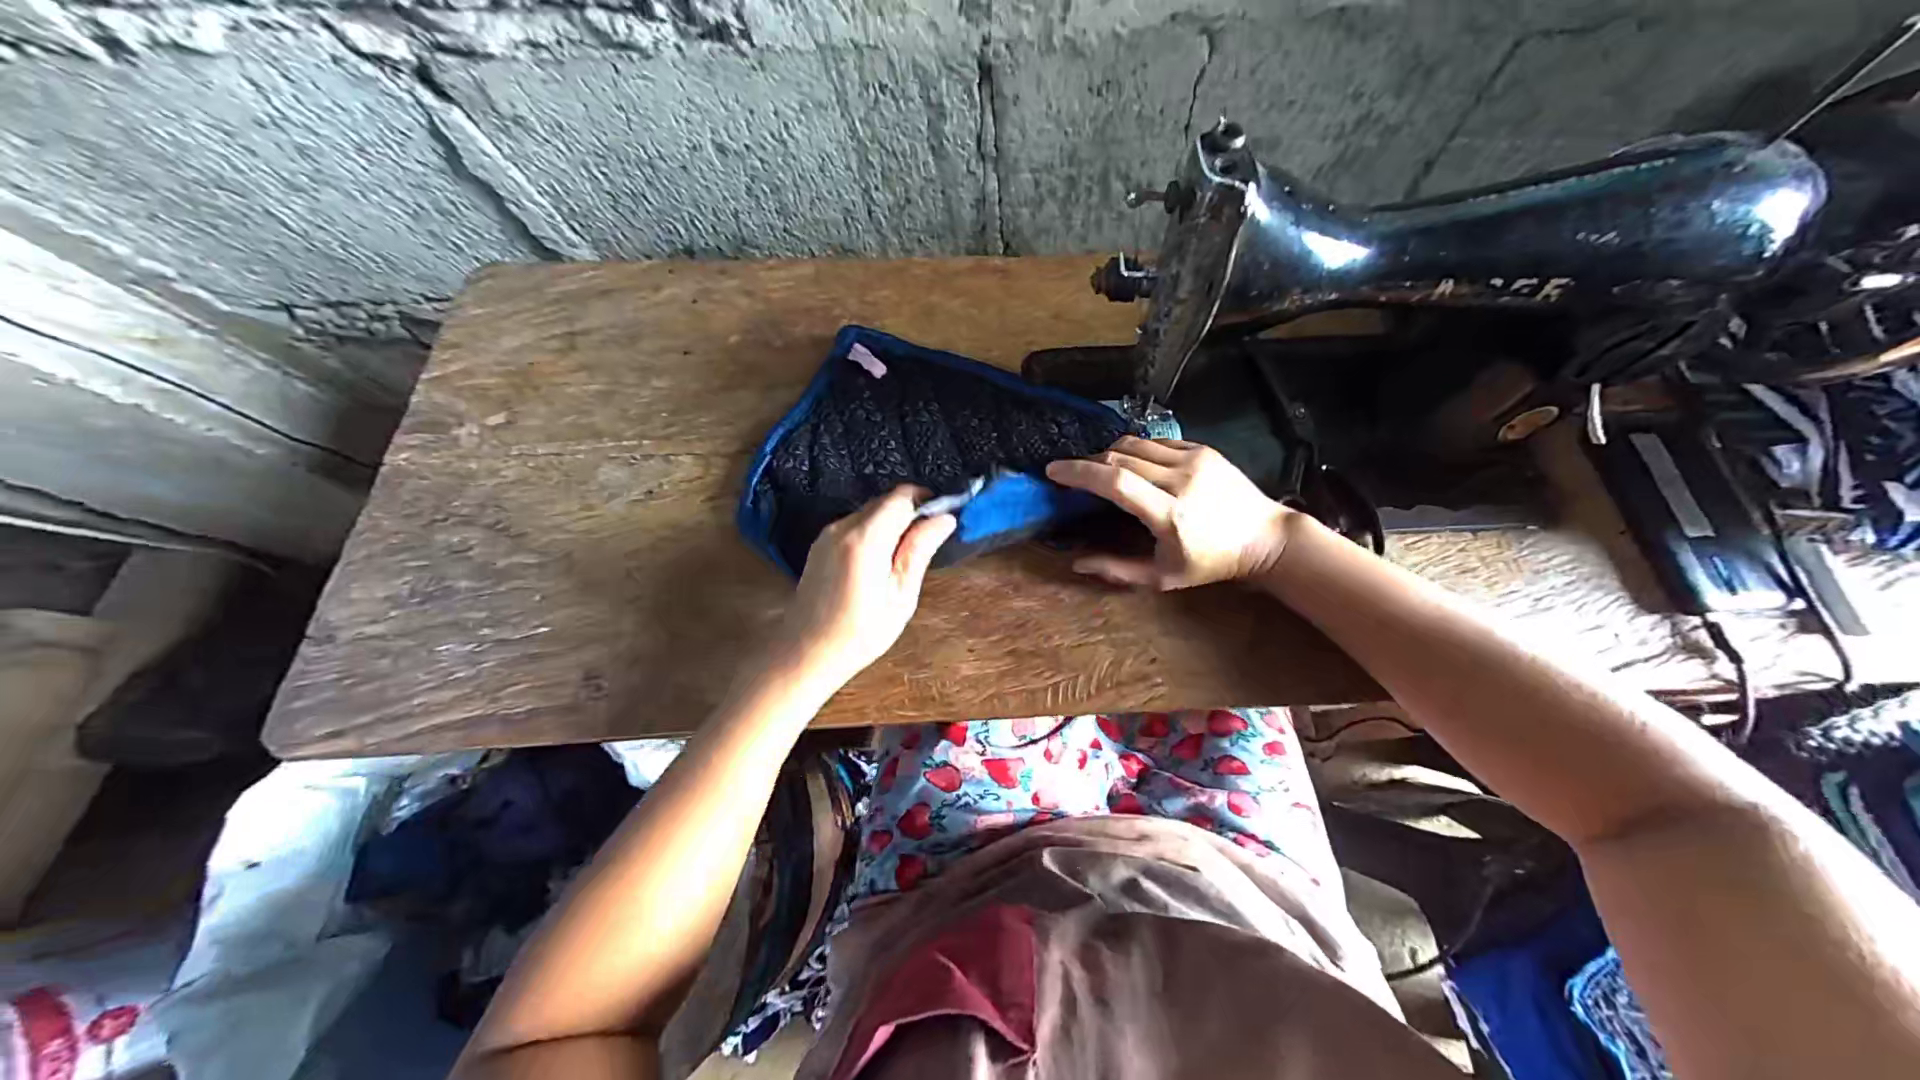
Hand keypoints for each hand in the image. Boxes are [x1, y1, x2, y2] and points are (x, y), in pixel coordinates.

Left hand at [770, 485, 956, 688]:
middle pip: (885, 501)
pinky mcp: (821, 543)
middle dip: (910, 513)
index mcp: (866, 539)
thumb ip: (920, 550)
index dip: (927, 501)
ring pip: (870, 511)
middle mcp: (843, 527)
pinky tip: (878, 563)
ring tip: (902, 559)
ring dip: (892, 523)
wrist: (807, 651)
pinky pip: (855, 525)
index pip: (902, 496)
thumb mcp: (901, 596)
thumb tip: (945, 519)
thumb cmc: (860, 633)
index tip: (942, 520)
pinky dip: (873, 532)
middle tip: (927, 543)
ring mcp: (828, 533)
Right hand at [1045, 436, 1293, 588]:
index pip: (1115, 482)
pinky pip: (1156, 442)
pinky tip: (1130, 464)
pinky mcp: (1203, 449)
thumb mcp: (1162, 577)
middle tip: (1070, 473)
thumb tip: (1077, 563)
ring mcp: (1194, 460)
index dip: (1079, 473)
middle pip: (1118, 457)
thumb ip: (1117, 570)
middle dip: (1087, 463)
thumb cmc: (1210, 563)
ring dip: (1107, 454)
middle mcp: (1180, 480)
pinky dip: (1134, 450)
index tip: (1054, 471)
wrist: (1265, 537)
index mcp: (1169, 515)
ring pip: (1134, 444)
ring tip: (1096, 469)